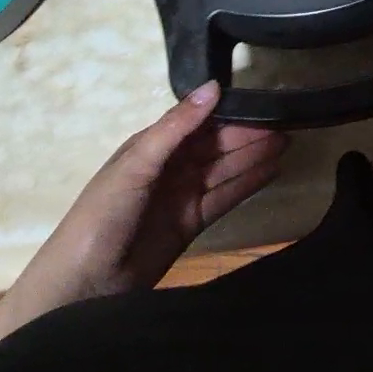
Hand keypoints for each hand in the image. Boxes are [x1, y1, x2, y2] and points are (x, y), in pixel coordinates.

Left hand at [14, 81, 287, 305]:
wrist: (83, 286)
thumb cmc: (102, 216)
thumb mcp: (137, 164)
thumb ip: (177, 126)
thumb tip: (215, 85)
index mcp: (151, 146)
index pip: (199, 122)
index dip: (230, 111)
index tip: (264, 100)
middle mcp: (169, 166)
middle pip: (216, 145)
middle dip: (249, 133)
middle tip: (288, 122)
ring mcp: (181, 196)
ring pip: (224, 169)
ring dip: (254, 155)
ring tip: (289, 142)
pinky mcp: (191, 223)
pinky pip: (225, 197)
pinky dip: (248, 184)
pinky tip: (273, 171)